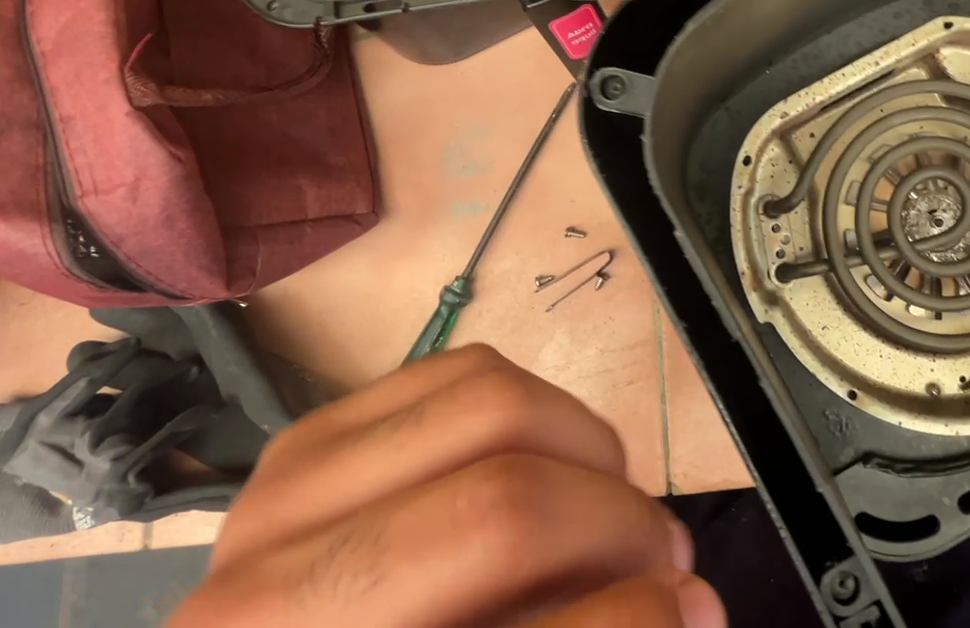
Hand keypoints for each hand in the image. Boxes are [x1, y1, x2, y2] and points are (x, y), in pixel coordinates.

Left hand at [168, 344, 724, 627]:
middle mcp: (270, 597)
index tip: (698, 607)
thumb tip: (694, 604)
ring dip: (584, 447)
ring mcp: (285, 492)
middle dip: (616, 522)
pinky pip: (462, 367)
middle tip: (660, 550)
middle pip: (507, 504)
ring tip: (605, 498)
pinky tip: (547, 455)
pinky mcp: (312, 429)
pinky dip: (535, 402)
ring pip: (491, 403)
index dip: (633, 617)